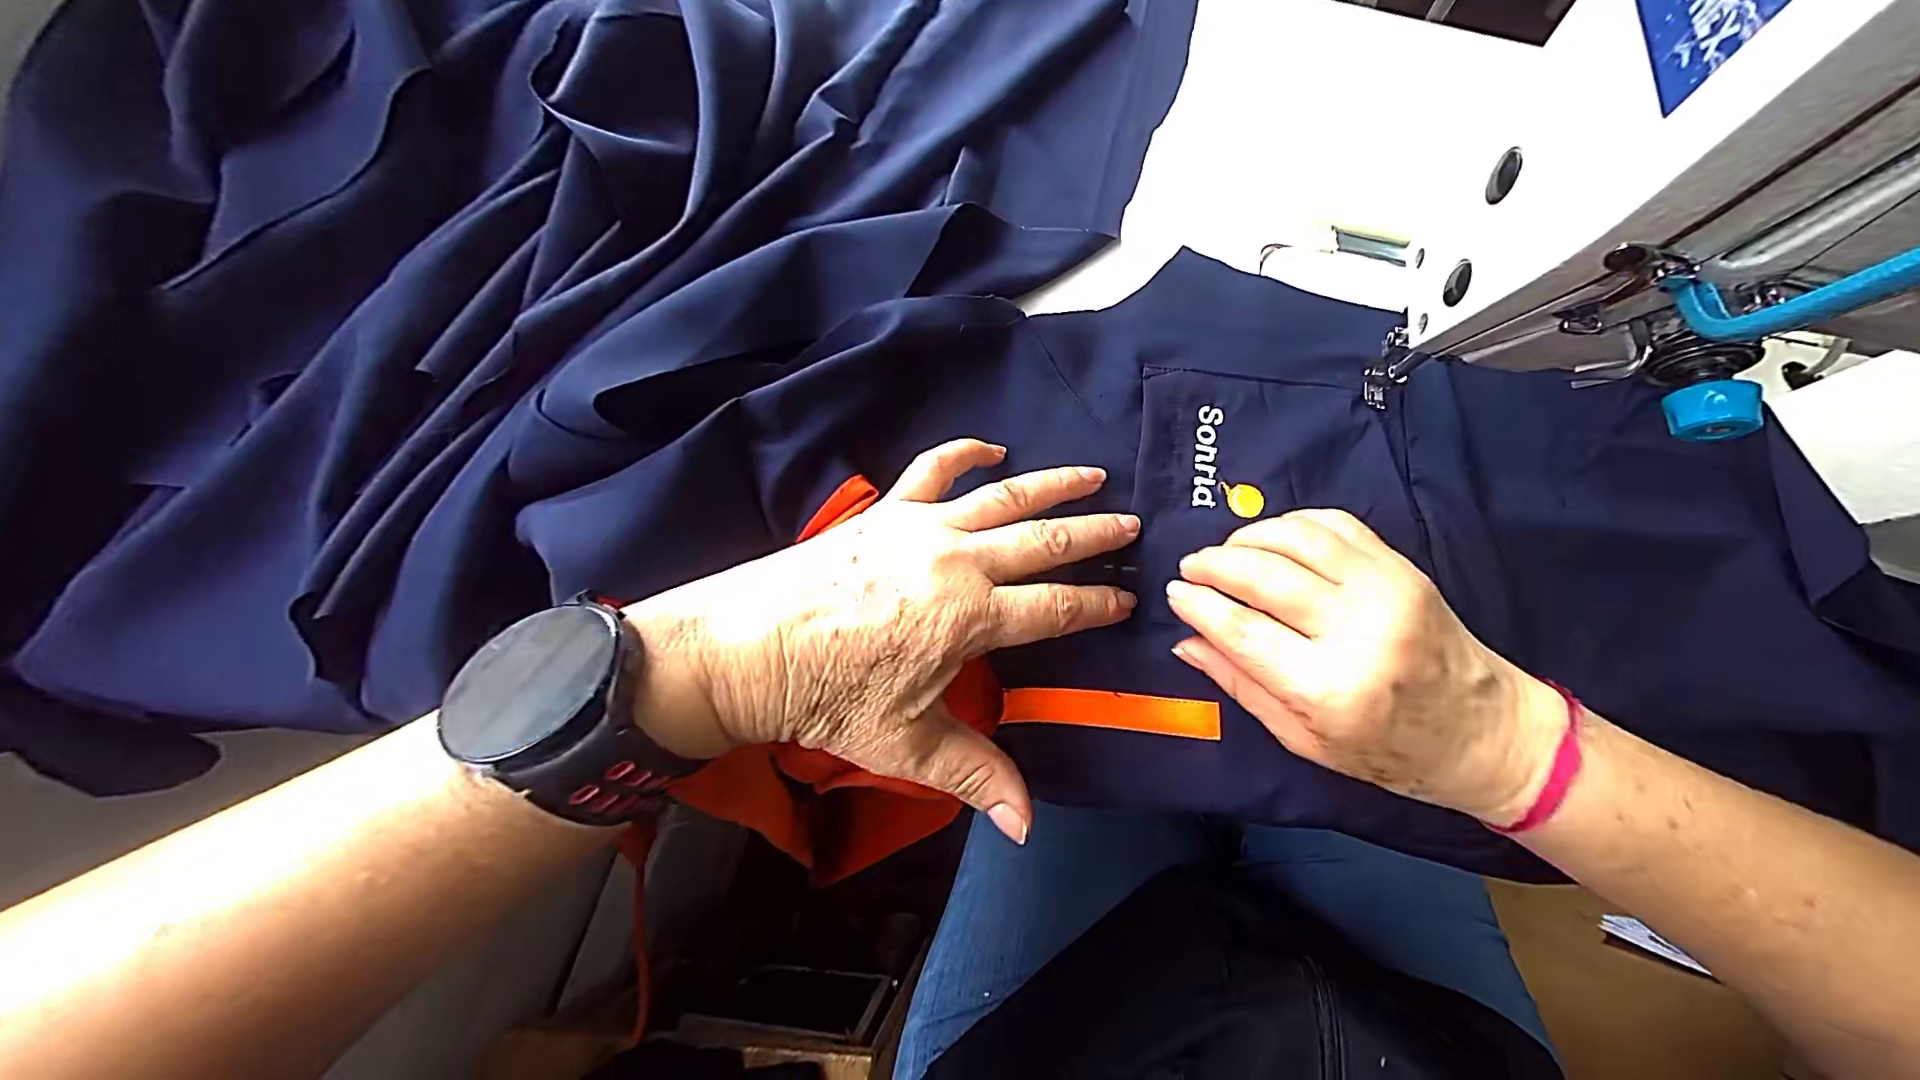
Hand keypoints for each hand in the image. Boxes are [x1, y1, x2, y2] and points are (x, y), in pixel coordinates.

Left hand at [622, 439, 1139, 842]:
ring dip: (1053, 485)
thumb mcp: (906, 744)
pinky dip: (964, 453)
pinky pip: (933, 470)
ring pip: (1003, 496)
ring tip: (1092, 476)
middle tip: (1131, 527)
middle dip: (1094, 534)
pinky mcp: (886, 512)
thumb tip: (1027, 826)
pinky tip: (991, 449)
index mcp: (970, 618)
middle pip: (1044, 540)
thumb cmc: (825, 699)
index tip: (1127, 599)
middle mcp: (956, 562)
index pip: (1056, 608)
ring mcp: (921, 528)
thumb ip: (974, 774)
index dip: (1098, 604)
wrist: (744, 649)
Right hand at [1164, 508, 1566, 824]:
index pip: (1241, 629)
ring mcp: (1386, 591)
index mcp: (1328, 688)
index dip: (1198, 605)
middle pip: (1262, 576)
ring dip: (1247, 537)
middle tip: (1190, 567)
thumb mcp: (1301, 738)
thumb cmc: (1386, 749)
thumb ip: (1239, 685)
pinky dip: (1291, 524)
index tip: (1175, 594)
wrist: (1486, 732)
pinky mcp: (1402, 568)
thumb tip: (1185, 642)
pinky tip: (1270, 540)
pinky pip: (1334, 525)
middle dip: (1212, 564)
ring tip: (1225, 552)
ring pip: (1295, 538)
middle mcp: (1358, 632)